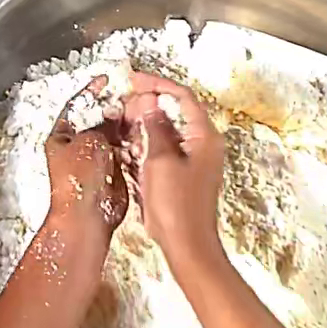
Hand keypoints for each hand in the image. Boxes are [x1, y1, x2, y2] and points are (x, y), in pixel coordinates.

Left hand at [44, 77, 129, 243]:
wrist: (88, 215)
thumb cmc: (80, 176)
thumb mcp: (89, 141)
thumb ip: (102, 124)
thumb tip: (114, 111)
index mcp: (62, 135)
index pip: (77, 105)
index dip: (91, 91)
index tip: (106, 80)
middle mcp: (77, 145)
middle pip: (97, 119)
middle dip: (113, 108)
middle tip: (132, 96)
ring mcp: (95, 158)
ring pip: (112, 134)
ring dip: (125, 125)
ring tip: (141, 111)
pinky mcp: (111, 170)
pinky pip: (123, 150)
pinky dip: (132, 142)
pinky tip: (143, 131)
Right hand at [122, 72, 225, 269]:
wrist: (187, 247)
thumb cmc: (176, 205)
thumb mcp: (160, 160)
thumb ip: (154, 126)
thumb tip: (149, 101)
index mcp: (204, 135)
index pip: (182, 96)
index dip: (157, 83)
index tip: (132, 80)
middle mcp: (203, 142)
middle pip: (175, 109)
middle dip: (148, 102)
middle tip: (123, 103)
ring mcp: (194, 157)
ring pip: (168, 127)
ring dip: (145, 120)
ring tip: (122, 119)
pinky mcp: (184, 170)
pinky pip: (165, 145)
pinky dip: (147, 138)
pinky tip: (129, 141)